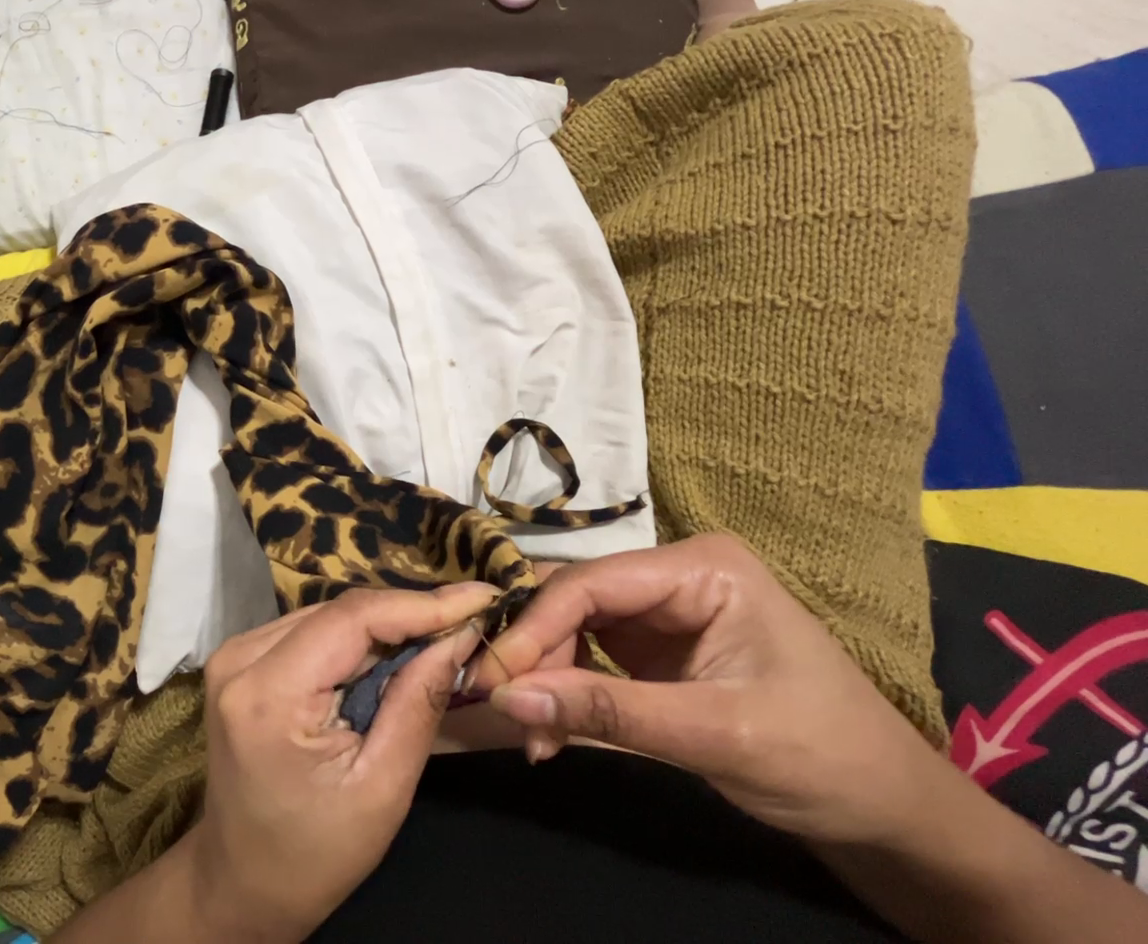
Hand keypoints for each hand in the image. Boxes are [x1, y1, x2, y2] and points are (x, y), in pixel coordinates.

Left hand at [186, 582, 494, 940]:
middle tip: (471, 621)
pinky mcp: (238, 661)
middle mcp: (240, 658)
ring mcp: (233, 655)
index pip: (353, 618)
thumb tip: (459, 635)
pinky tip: (389, 657)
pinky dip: (352, 641)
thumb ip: (417, 702)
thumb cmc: (315, 852)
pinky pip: (307, 632)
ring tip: (439, 638)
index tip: (482, 597)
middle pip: (338, 612)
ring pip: (324, 616)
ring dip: (382, 627)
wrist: (243, 878)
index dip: (422, 603)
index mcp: (268, 692)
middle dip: (407, 615)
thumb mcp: (382, 787)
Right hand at [475, 533, 948, 845]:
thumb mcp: (716, 735)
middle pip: (571, 602)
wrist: (889, 812)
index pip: (590, 584)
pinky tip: (552, 731)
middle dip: (536, 658)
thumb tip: (504, 698)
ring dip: (544, 680)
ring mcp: (660, 612)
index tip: (492, 680)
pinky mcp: (650, 648)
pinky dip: (562, 693)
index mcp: (701, 569)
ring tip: (536, 738)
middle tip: (507, 713)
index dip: (534, 629)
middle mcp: (672, 577)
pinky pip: (583, 657)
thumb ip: (607, 711)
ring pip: (568, 629)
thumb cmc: (826, 758)